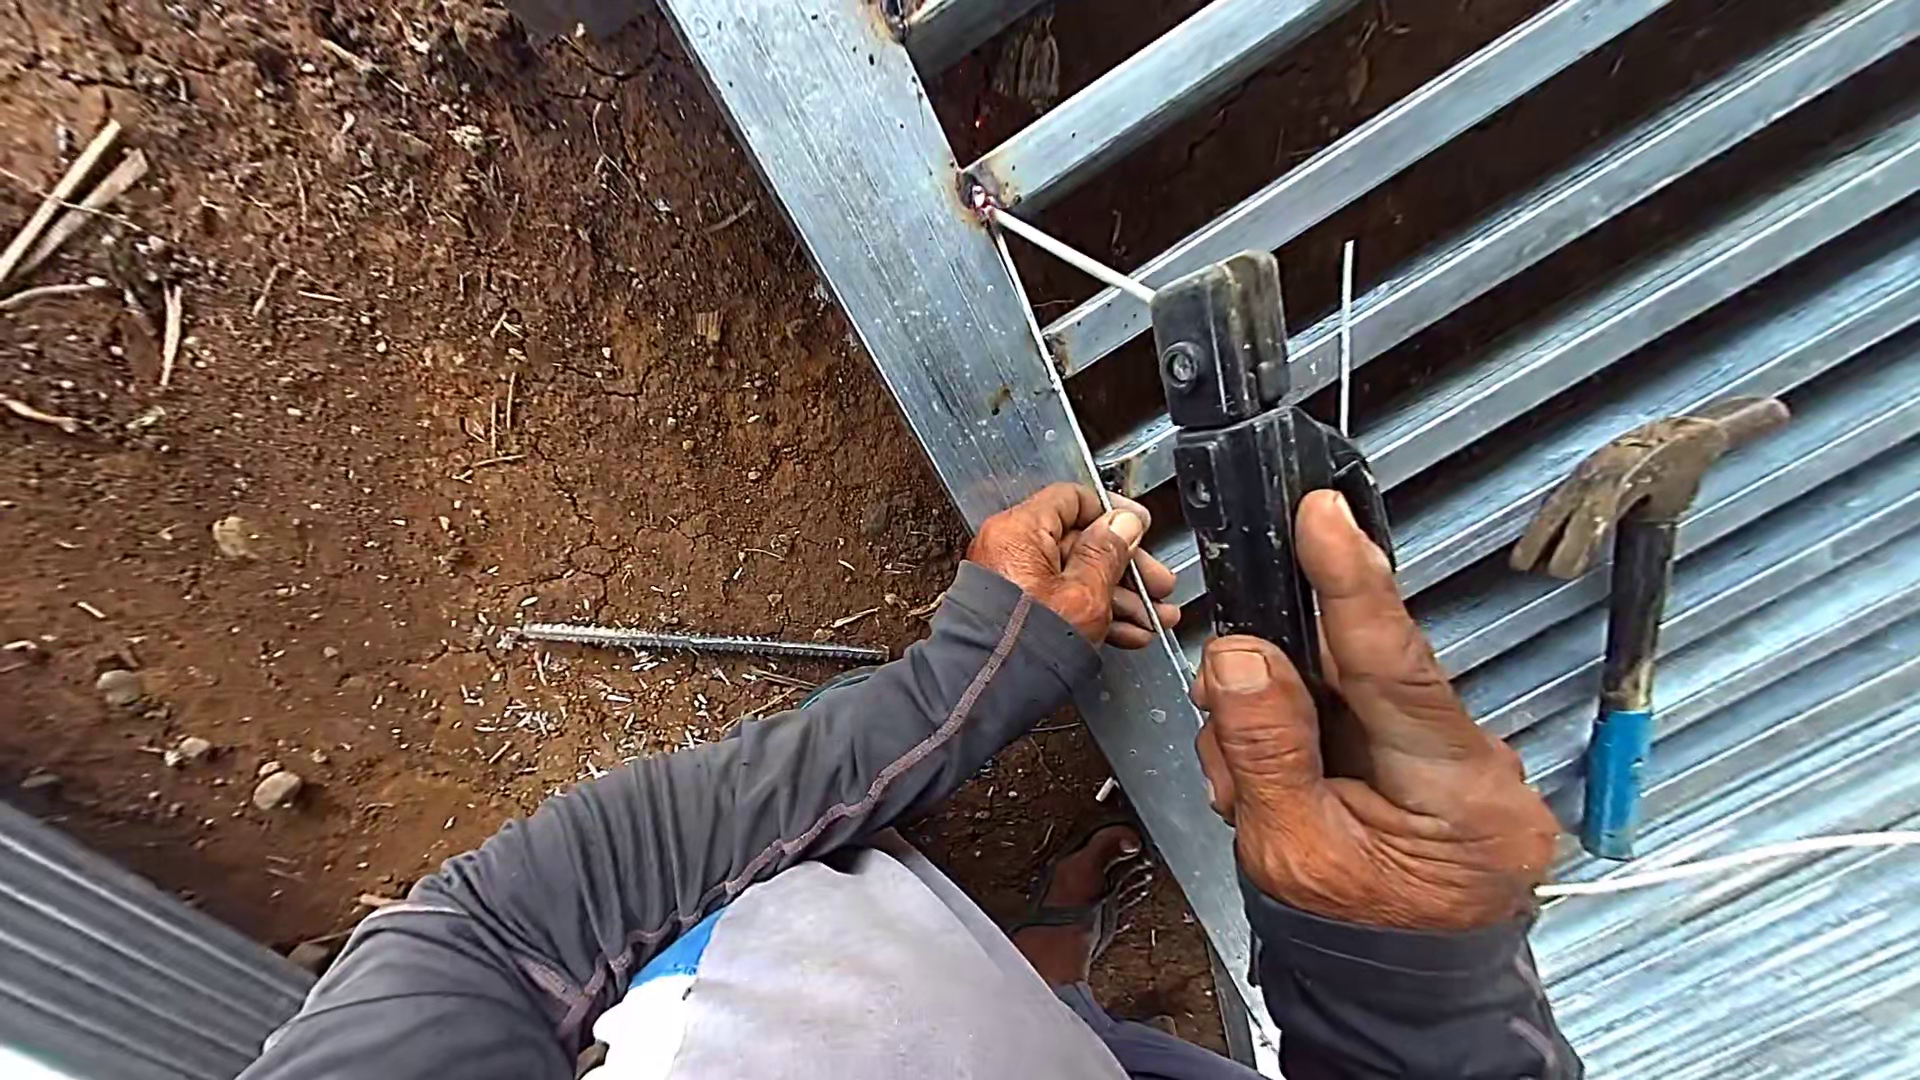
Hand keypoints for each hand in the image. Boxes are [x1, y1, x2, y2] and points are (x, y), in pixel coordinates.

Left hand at [968, 482, 1180, 647]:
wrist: (985, 693)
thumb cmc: (1024, 646)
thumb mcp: (1085, 595)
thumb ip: (1109, 553)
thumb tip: (1124, 522)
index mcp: (1020, 531)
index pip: (1072, 500)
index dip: (1113, 512)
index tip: (1140, 527)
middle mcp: (1010, 549)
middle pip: (1079, 542)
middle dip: (1126, 568)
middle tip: (1157, 584)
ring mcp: (1012, 579)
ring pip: (1074, 575)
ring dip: (1117, 597)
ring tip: (1152, 617)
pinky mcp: (1015, 608)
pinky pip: (1059, 598)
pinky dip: (1091, 612)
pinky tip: (1126, 632)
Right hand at [1192, 490, 1558, 930]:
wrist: (1384, 985)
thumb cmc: (1349, 933)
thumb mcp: (1288, 852)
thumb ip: (1263, 747)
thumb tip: (1238, 654)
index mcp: (1458, 794)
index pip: (1395, 665)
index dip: (1351, 584)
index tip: (1322, 515)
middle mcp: (1464, 757)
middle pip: (1346, 664)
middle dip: (1267, 675)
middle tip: (1217, 711)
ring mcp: (1434, 747)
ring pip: (1322, 678)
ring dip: (1260, 712)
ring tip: (1242, 780)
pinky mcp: (1401, 742)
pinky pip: (1323, 699)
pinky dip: (1273, 722)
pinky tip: (1259, 770)